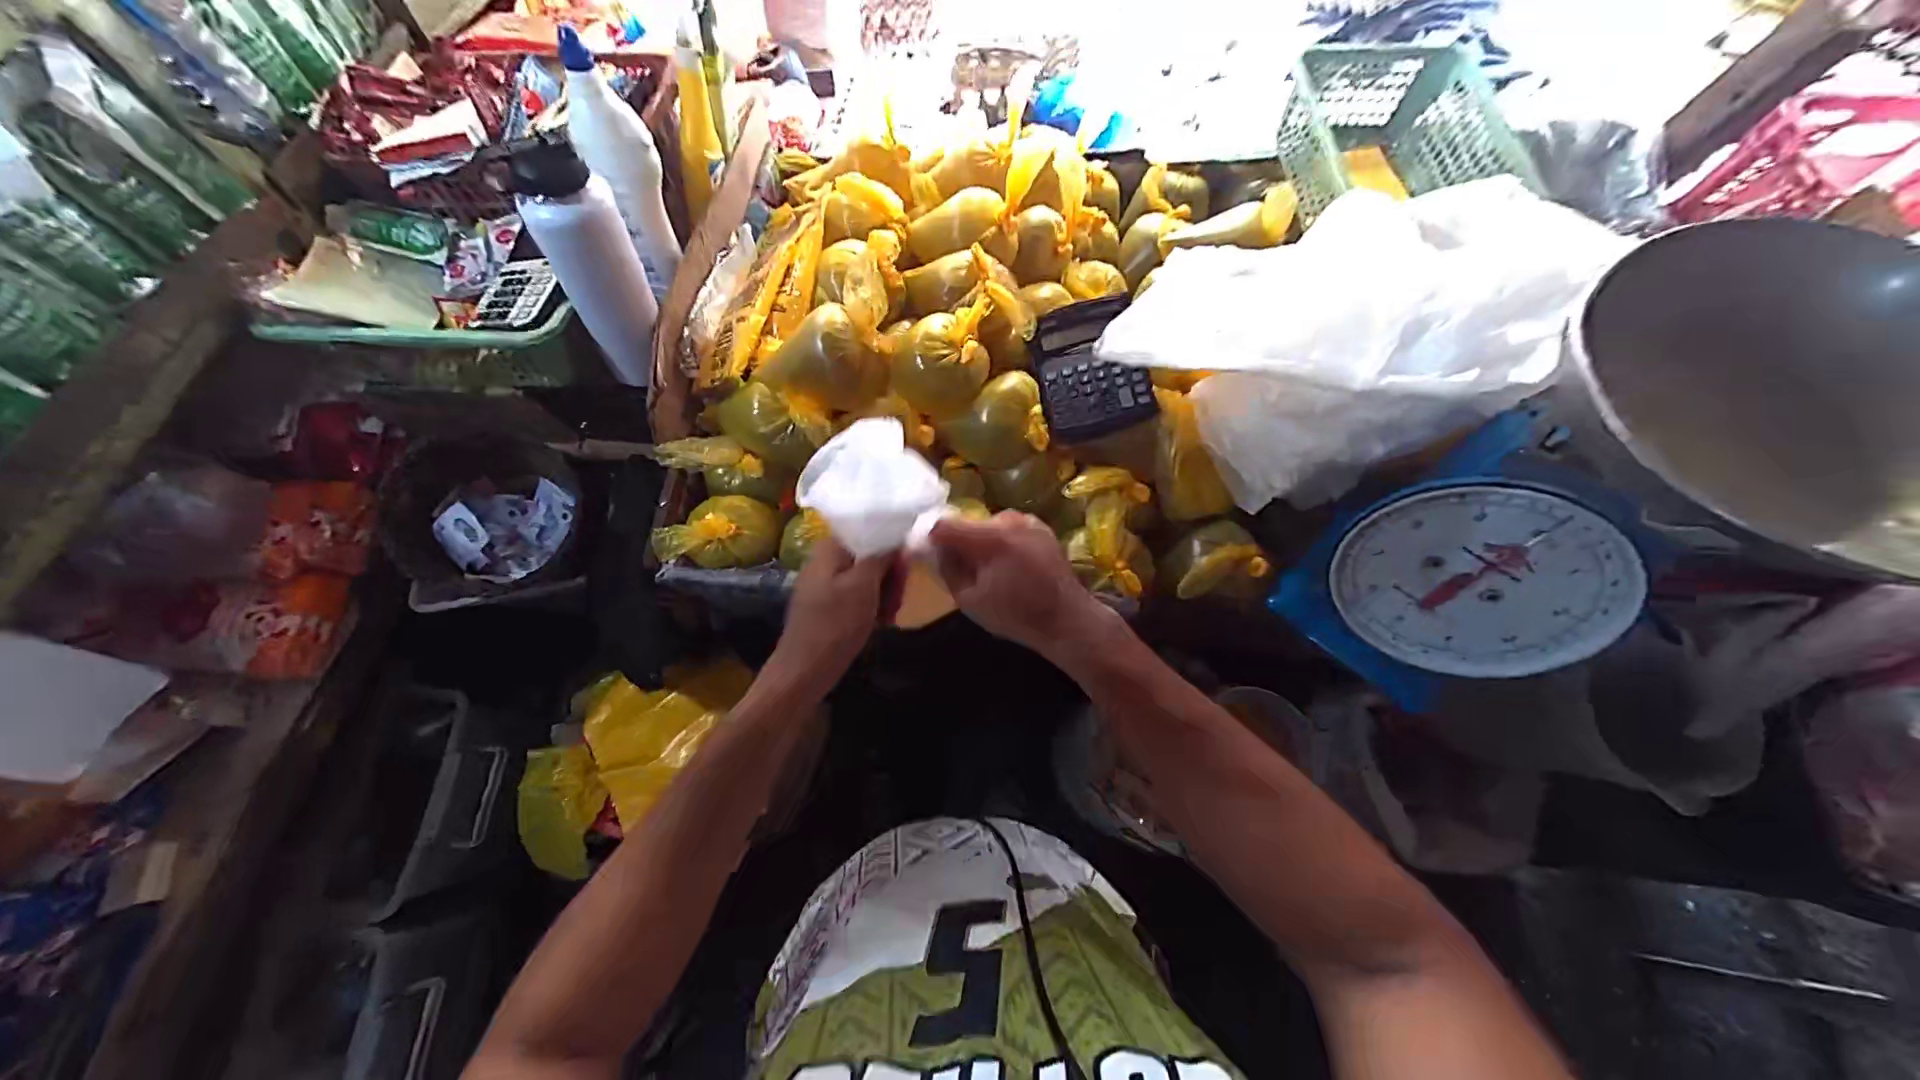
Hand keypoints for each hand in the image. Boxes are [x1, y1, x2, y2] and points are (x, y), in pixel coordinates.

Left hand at [767, 535, 891, 697]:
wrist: (805, 670)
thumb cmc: (836, 625)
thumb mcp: (863, 585)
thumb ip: (880, 556)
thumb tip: (896, 537)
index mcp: (830, 548)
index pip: (870, 531)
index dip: (892, 547)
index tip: (905, 569)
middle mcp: (826, 560)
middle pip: (871, 556)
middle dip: (890, 576)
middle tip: (896, 600)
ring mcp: (825, 583)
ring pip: (868, 578)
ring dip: (885, 595)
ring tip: (888, 616)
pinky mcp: (828, 605)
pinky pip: (858, 595)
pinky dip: (872, 607)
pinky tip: (879, 623)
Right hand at [928, 512, 1113, 659]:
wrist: (1066, 619)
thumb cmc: (1016, 615)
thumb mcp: (969, 600)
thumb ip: (947, 569)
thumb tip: (931, 549)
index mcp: (991, 538)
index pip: (945, 525)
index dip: (932, 539)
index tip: (929, 554)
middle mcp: (1010, 520)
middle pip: (968, 523)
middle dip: (960, 542)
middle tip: (962, 568)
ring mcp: (1028, 520)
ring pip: (988, 524)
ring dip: (981, 541)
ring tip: (989, 569)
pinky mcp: (1040, 526)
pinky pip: (1008, 528)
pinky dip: (1001, 541)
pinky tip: (1009, 564)